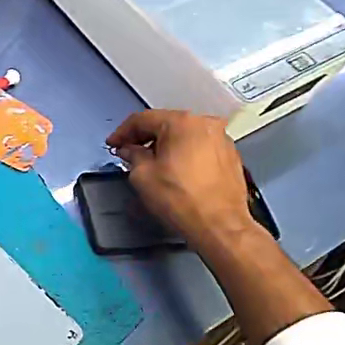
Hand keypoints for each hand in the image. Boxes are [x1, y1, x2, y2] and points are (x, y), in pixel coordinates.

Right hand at [106, 110, 256, 250]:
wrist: (220, 226)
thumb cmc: (179, 199)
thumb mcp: (142, 176)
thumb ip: (132, 156)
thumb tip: (131, 150)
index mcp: (181, 122)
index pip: (143, 119)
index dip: (123, 132)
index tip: (113, 144)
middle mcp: (205, 123)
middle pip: (166, 124)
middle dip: (145, 137)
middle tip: (128, 152)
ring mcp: (221, 139)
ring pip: (185, 135)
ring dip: (166, 145)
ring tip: (152, 162)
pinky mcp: (231, 156)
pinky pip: (200, 147)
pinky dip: (185, 154)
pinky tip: (176, 170)